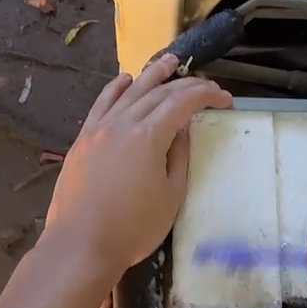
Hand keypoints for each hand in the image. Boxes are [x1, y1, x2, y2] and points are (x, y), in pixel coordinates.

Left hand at [42, 54, 231, 278]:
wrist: (80, 245)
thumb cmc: (133, 227)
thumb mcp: (171, 195)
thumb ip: (178, 156)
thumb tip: (180, 130)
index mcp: (149, 136)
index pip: (183, 103)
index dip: (207, 95)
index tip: (225, 100)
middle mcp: (123, 123)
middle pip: (158, 92)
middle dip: (185, 84)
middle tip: (205, 85)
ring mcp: (99, 129)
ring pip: (129, 92)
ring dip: (152, 75)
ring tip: (169, 62)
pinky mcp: (83, 140)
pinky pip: (101, 104)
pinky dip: (116, 89)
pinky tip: (125, 81)